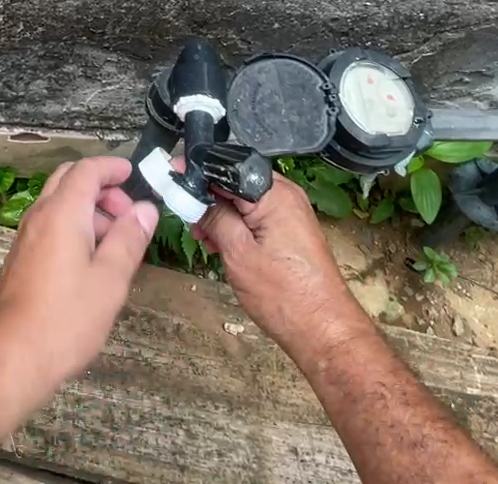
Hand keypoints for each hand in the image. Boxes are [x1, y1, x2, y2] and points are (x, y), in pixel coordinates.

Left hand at [0, 157, 157, 398]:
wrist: (9, 358)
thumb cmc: (64, 319)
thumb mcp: (110, 279)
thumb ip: (129, 238)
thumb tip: (145, 209)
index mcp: (63, 212)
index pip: (86, 170)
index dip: (112, 167)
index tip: (133, 174)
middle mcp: (40, 216)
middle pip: (69, 180)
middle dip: (101, 186)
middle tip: (128, 211)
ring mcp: (27, 237)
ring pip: (59, 203)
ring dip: (88, 208)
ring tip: (116, 240)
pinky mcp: (22, 258)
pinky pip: (51, 224)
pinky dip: (74, 225)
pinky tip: (92, 260)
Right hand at [192, 172, 370, 365]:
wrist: (324, 332)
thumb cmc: (284, 296)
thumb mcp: (237, 253)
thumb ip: (213, 216)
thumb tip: (191, 193)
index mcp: (275, 193)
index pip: (227, 166)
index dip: (197, 171)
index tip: (173, 177)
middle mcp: (286, 195)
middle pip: (235, 181)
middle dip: (208, 196)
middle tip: (190, 221)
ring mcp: (290, 212)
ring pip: (244, 199)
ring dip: (220, 214)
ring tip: (206, 239)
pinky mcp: (290, 229)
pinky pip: (256, 214)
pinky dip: (237, 224)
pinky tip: (224, 245)